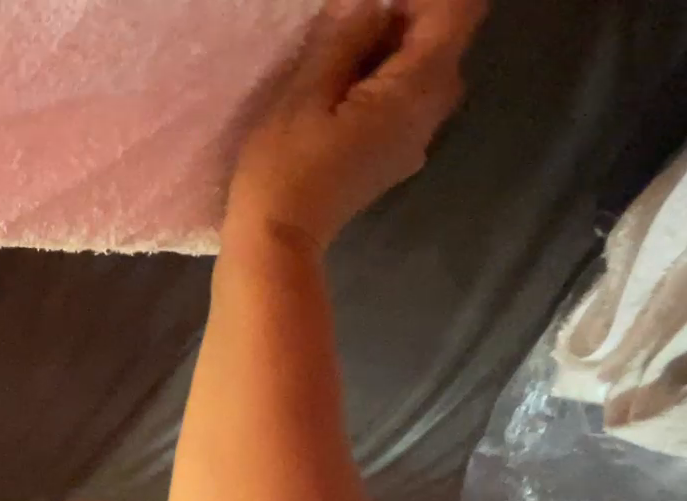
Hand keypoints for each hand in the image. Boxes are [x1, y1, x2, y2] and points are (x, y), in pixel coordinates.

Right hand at [226, 0, 484, 250]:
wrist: (274, 247)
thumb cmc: (281, 174)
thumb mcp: (299, 101)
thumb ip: (339, 43)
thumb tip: (363, 2)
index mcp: (420, 85)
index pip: (456, 7)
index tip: (364, 8)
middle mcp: (436, 107)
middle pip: (440, 39)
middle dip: (396, 24)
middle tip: (336, 36)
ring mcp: (417, 139)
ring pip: (418, 74)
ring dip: (382, 60)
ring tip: (329, 74)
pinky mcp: (393, 160)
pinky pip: (401, 106)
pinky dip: (376, 92)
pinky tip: (332, 110)